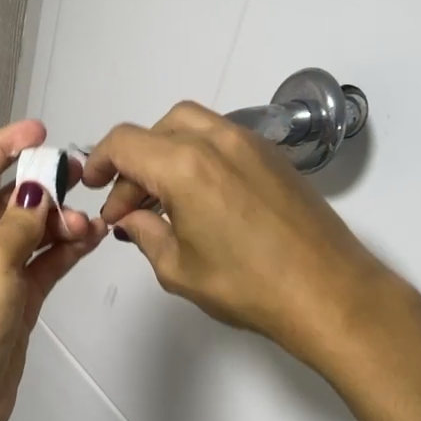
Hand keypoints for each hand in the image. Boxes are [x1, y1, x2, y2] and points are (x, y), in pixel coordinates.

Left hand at [0, 120, 106, 420]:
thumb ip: (22, 222)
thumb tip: (40, 197)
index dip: (5, 145)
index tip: (41, 131)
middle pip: (9, 199)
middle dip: (43, 184)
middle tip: (81, 176)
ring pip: (32, 232)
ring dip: (60, 221)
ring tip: (89, 223)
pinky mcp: (17, 299)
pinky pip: (44, 262)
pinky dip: (65, 250)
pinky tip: (92, 238)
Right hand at [84, 101, 391, 359]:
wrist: (327, 291)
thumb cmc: (246, 285)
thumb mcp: (178, 268)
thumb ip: (146, 235)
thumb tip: (132, 220)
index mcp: (185, 165)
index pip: (125, 143)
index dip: (100, 162)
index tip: (93, 188)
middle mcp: (218, 141)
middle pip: (158, 129)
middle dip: (133, 162)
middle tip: (127, 207)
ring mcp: (251, 144)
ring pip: (192, 129)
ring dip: (166, 157)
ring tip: (161, 205)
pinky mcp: (274, 158)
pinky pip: (222, 142)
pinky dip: (197, 160)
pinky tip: (198, 203)